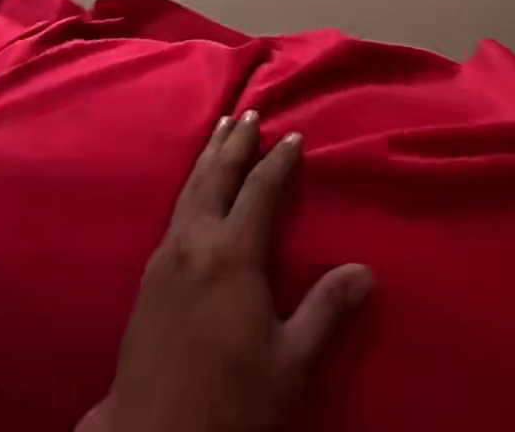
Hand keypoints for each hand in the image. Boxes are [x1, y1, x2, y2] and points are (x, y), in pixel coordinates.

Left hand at [79, 111, 373, 431]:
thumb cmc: (231, 403)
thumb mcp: (291, 364)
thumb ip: (326, 311)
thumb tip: (365, 270)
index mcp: (232, 255)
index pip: (260, 191)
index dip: (278, 161)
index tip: (293, 137)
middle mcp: (195, 242)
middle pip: (217, 176)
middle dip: (236, 142)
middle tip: (249, 112)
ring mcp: (166, 254)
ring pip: (190, 188)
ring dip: (208, 156)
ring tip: (219, 129)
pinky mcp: (149, 273)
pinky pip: (175, 209)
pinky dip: (190, 184)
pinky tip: (192, 189)